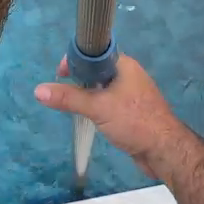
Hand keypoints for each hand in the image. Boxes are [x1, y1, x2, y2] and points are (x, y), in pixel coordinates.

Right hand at [35, 54, 190, 177]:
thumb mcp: (97, 107)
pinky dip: (97, 105)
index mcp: (124, 65)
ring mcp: (132, 93)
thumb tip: (38, 90)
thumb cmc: (134, 121)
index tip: (60, 74)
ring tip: (72, 105)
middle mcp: (128, 75)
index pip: (94, 52)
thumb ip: (68, 98)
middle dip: (79, 78)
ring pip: (102, 87)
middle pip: (97, 69)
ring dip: (87, 93)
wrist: (164, 150)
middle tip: (63, 91)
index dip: (75, 60)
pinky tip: (90, 117)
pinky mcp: (132, 111)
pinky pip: (109, 101)